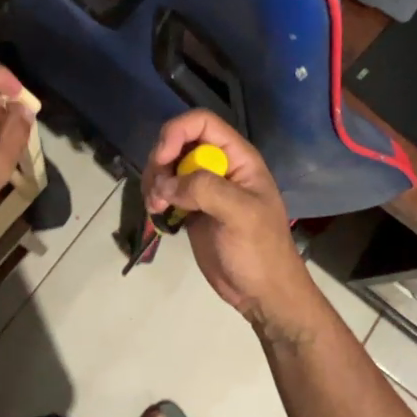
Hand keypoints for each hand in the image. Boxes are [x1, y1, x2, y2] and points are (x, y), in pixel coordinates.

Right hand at [142, 111, 314, 330]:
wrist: (263, 294)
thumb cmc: (260, 251)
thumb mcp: (240, 215)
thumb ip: (205, 188)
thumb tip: (165, 184)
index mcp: (238, 158)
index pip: (201, 122)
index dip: (177, 132)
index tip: (162, 158)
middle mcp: (219, 165)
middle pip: (178, 141)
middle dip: (160, 160)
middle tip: (157, 192)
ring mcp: (204, 187)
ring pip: (167, 165)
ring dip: (154, 180)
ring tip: (156, 207)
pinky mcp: (191, 207)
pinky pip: (165, 189)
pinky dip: (155, 196)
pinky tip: (157, 214)